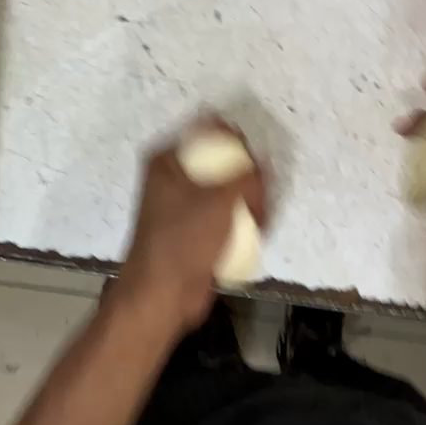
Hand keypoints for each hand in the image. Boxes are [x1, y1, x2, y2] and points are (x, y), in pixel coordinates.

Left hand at [115, 117, 267, 333]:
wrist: (163, 294)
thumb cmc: (183, 241)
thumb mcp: (220, 201)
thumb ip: (247, 175)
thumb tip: (262, 164)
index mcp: (168, 159)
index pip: (210, 130)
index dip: (237, 141)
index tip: (254, 163)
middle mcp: (175, 175)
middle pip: (226, 159)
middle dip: (249, 177)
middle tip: (259, 198)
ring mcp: (187, 202)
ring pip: (231, 187)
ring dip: (252, 200)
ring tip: (261, 220)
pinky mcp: (198, 227)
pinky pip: (229, 211)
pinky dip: (244, 218)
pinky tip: (258, 231)